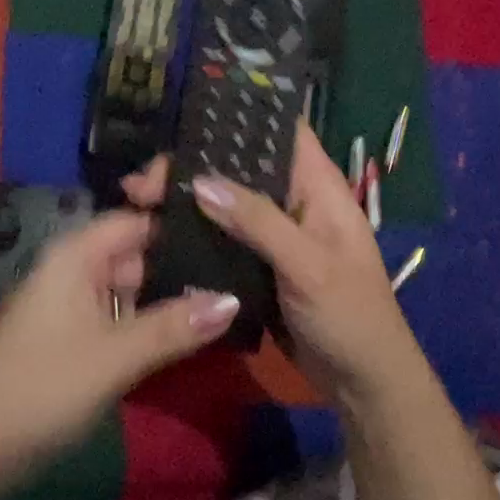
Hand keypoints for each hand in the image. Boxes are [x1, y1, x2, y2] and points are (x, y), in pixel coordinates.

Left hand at [0, 211, 240, 492]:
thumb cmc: (41, 386)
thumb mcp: (114, 356)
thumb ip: (173, 327)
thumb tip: (234, 297)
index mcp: (75, 256)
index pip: (134, 219)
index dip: (177, 218)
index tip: (231, 225)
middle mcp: (73, 272)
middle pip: (135, 255)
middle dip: (182, 265)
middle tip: (244, 273)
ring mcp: (70, 308)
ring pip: (129, 292)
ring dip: (169, 300)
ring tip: (233, 303)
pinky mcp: (71, 342)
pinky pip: (118, 320)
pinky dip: (149, 326)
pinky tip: (190, 338)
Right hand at [122, 122, 407, 406]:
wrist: (362, 385)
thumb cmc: (351, 317)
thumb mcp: (309, 266)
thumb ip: (258, 222)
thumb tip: (200, 182)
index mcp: (318, 187)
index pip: (281, 130)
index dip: (242, 114)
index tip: (190, 114)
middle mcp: (293, 200)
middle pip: (239, 166)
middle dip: (192, 165)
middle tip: (143, 181)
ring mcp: (273, 233)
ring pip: (224, 201)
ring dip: (185, 199)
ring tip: (137, 203)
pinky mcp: (257, 263)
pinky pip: (220, 236)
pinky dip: (192, 231)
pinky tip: (156, 235)